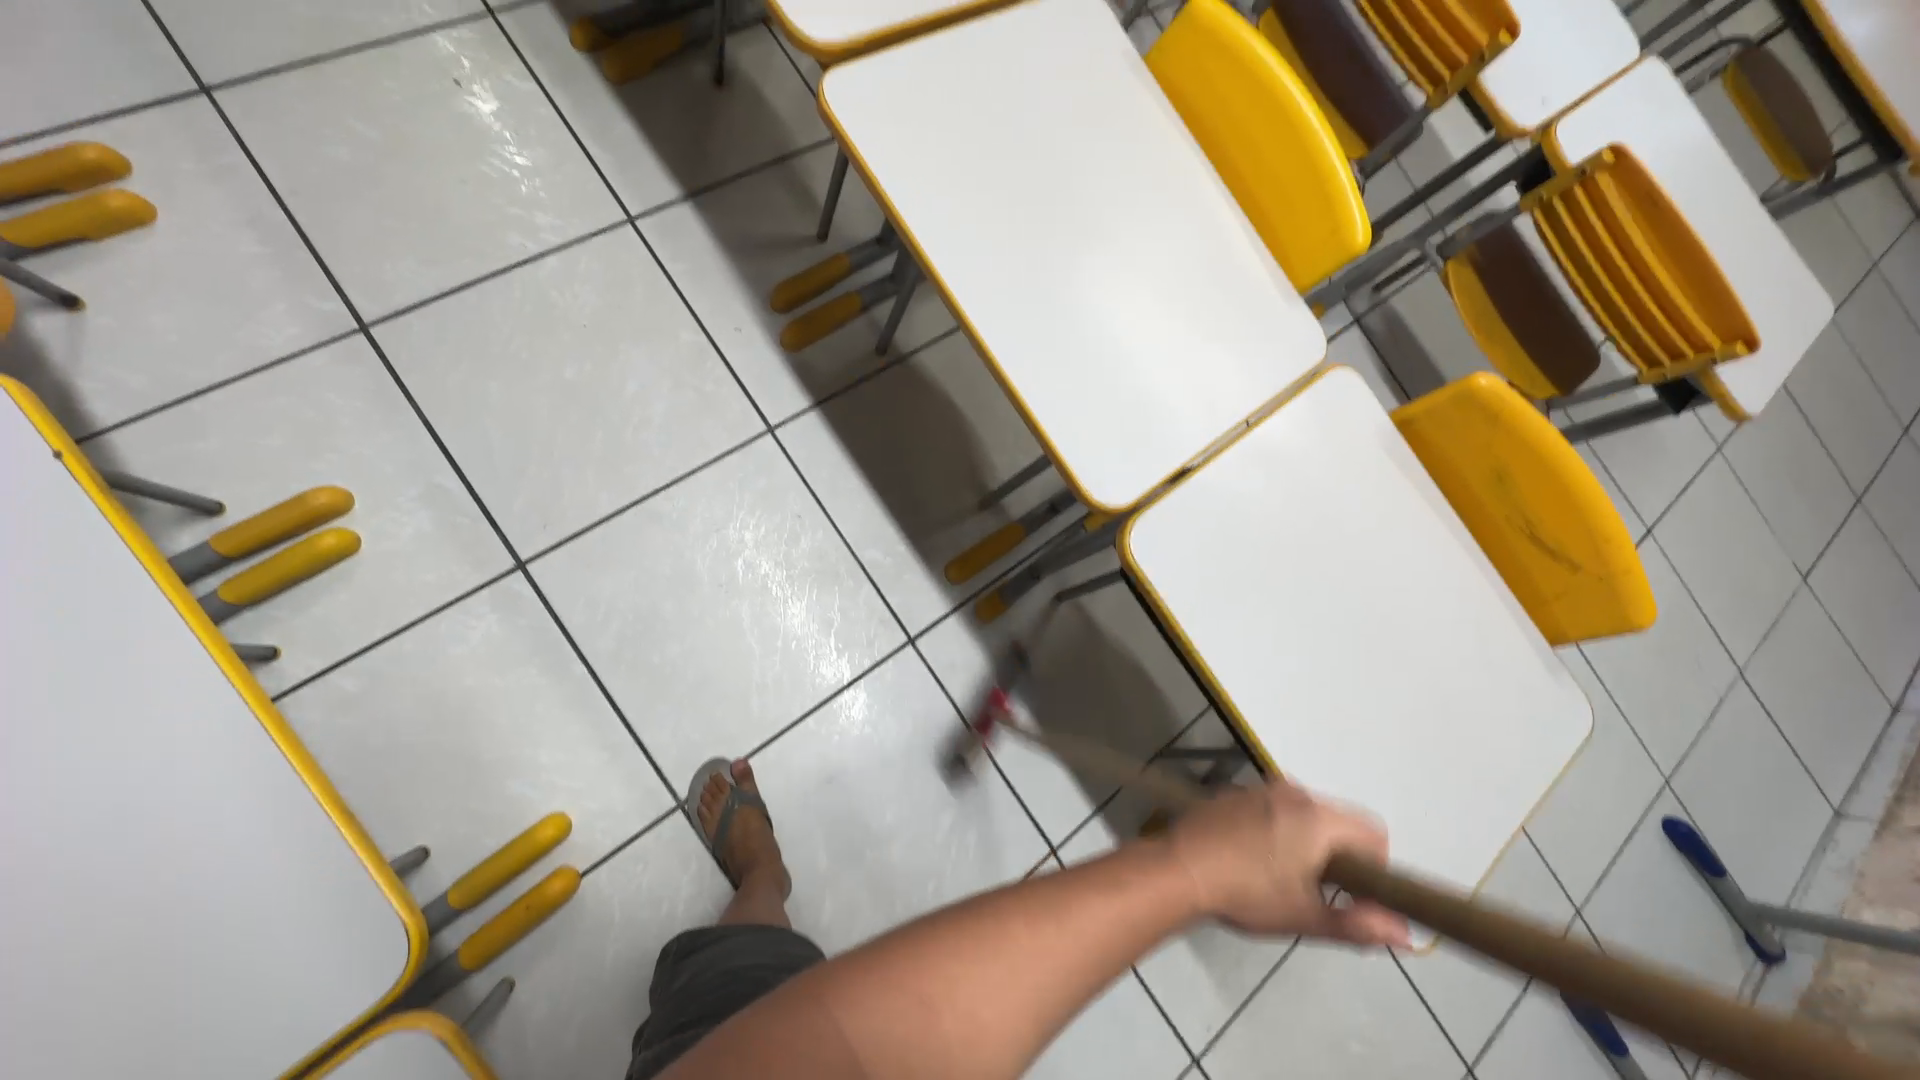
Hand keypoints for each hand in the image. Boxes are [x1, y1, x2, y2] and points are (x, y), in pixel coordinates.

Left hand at [1165, 779, 1408, 945]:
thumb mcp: (1305, 917)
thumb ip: (1359, 925)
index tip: (1353, 895)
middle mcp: (1292, 791)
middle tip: (1315, 889)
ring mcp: (1258, 788)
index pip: (1373, 832)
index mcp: (1318, 817)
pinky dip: (1273, 828)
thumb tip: (1405, 934)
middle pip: (1338, 820)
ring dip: (1304, 840)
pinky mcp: (1232, 793)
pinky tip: (1250, 858)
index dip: (1375, 867)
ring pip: (1302, 813)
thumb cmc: (1247, 893)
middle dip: (1337, 854)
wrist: (1179, 868)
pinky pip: (1271, 807)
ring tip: (1279, 876)